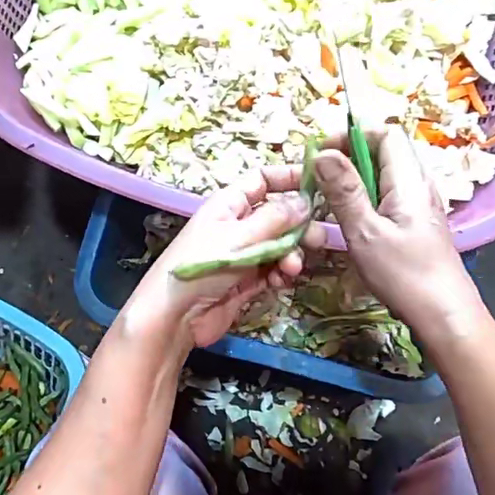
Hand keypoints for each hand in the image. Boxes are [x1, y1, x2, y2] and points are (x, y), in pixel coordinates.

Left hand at [122, 166, 310, 350]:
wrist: (176, 316)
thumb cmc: (202, 265)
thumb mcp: (240, 236)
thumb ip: (276, 218)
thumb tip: (305, 201)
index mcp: (230, 204)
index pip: (263, 180)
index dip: (288, 178)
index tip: (318, 184)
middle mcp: (239, 226)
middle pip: (279, 216)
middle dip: (299, 226)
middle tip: (317, 239)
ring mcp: (244, 254)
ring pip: (281, 246)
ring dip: (292, 254)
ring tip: (292, 267)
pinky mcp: (248, 282)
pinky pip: (275, 271)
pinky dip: (282, 274)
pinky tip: (282, 281)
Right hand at [312, 129, 483, 340]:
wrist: (444, 316)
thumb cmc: (405, 275)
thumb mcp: (365, 232)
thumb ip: (344, 191)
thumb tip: (323, 153)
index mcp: (408, 180)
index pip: (385, 132)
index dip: (352, 134)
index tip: (322, 153)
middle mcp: (417, 185)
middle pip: (382, 152)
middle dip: (346, 158)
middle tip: (316, 179)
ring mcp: (417, 205)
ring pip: (381, 177)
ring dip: (352, 182)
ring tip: (326, 200)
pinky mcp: (414, 225)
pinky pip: (385, 198)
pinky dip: (362, 201)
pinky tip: (347, 222)